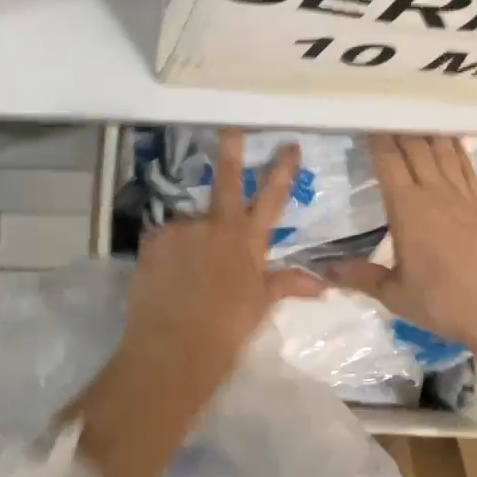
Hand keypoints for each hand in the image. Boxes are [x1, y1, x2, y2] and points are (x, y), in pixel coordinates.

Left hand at [69, 130, 327, 476]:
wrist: (173, 350)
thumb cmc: (225, 332)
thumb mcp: (259, 306)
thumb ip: (286, 284)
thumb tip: (323, 284)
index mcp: (248, 242)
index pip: (271, 198)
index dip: (281, 170)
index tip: (289, 144)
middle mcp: (216, 225)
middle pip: (226, 178)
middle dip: (231, 148)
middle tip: (231, 125)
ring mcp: (183, 228)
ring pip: (190, 224)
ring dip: (190, 240)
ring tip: (185, 278)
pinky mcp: (153, 237)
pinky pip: (164, 239)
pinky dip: (167, 253)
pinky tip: (167, 279)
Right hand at [320, 135, 476, 347]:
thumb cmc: (444, 304)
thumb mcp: (395, 295)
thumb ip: (360, 277)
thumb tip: (323, 270)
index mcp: (408, 210)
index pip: (389, 163)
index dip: (377, 140)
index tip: (366, 123)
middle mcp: (435, 194)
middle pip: (415, 149)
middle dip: (399, 128)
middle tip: (385, 113)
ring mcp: (463, 197)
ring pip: (442, 152)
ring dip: (427, 132)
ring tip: (414, 115)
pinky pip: (466, 167)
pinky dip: (456, 148)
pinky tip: (450, 138)